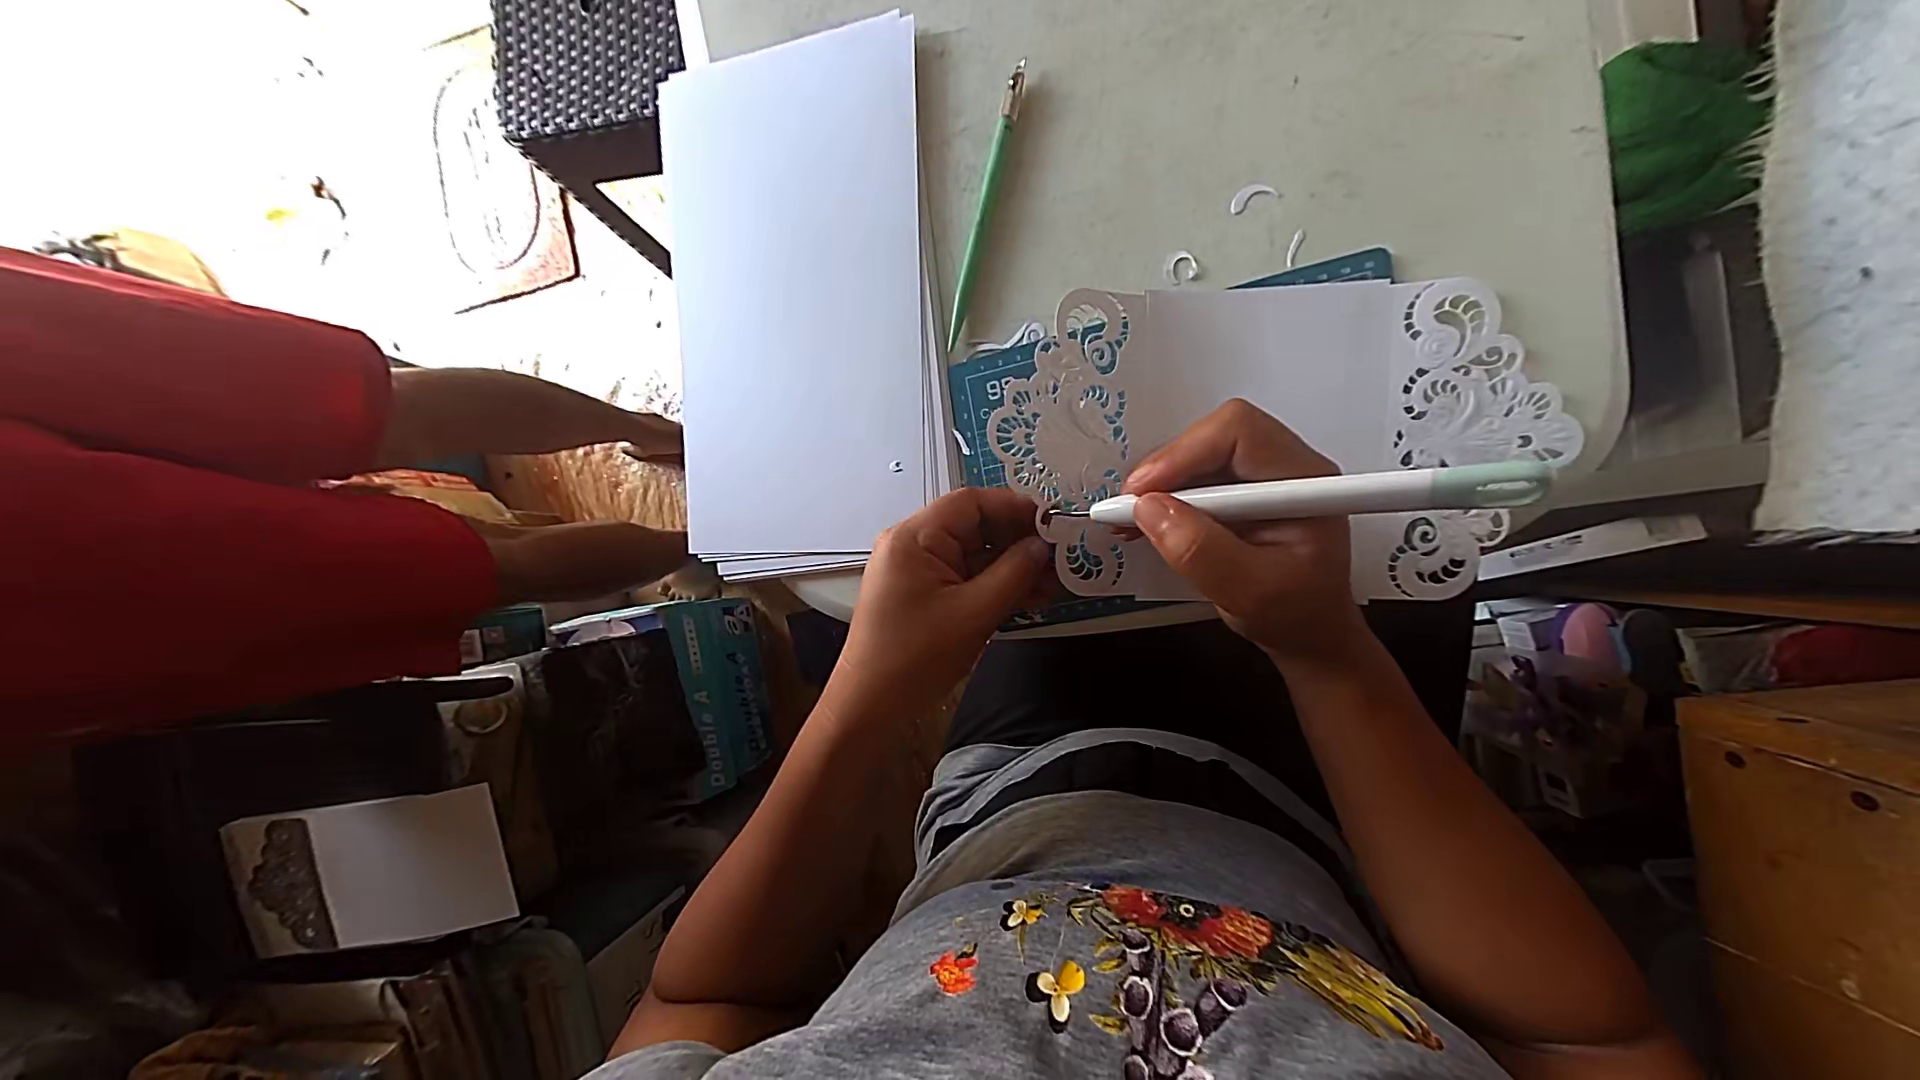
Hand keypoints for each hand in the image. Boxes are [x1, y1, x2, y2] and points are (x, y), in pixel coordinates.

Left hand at [831, 488, 1051, 714]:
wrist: (870, 706)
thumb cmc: (914, 659)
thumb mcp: (974, 613)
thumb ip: (1014, 573)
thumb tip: (1042, 546)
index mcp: (914, 538)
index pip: (970, 503)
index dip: (1014, 508)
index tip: (1051, 524)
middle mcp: (912, 545)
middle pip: (974, 527)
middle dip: (1018, 541)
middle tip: (1057, 558)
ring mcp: (917, 570)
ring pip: (973, 554)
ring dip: (1011, 567)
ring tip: (1051, 583)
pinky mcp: (924, 593)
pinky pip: (965, 577)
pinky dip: (994, 584)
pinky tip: (1028, 597)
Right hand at [1123, 399, 1368, 667]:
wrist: (1306, 630)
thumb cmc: (1293, 614)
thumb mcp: (1249, 592)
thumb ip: (1201, 550)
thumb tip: (1148, 509)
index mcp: (1302, 482)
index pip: (1238, 434)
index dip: (1183, 454)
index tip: (1142, 495)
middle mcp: (1282, 467)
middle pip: (1211, 437)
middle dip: (1165, 469)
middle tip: (1130, 509)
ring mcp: (1258, 476)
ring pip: (1195, 453)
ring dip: (1158, 484)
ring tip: (1131, 521)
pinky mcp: (1236, 488)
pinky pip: (1192, 474)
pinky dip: (1162, 496)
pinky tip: (1145, 522)